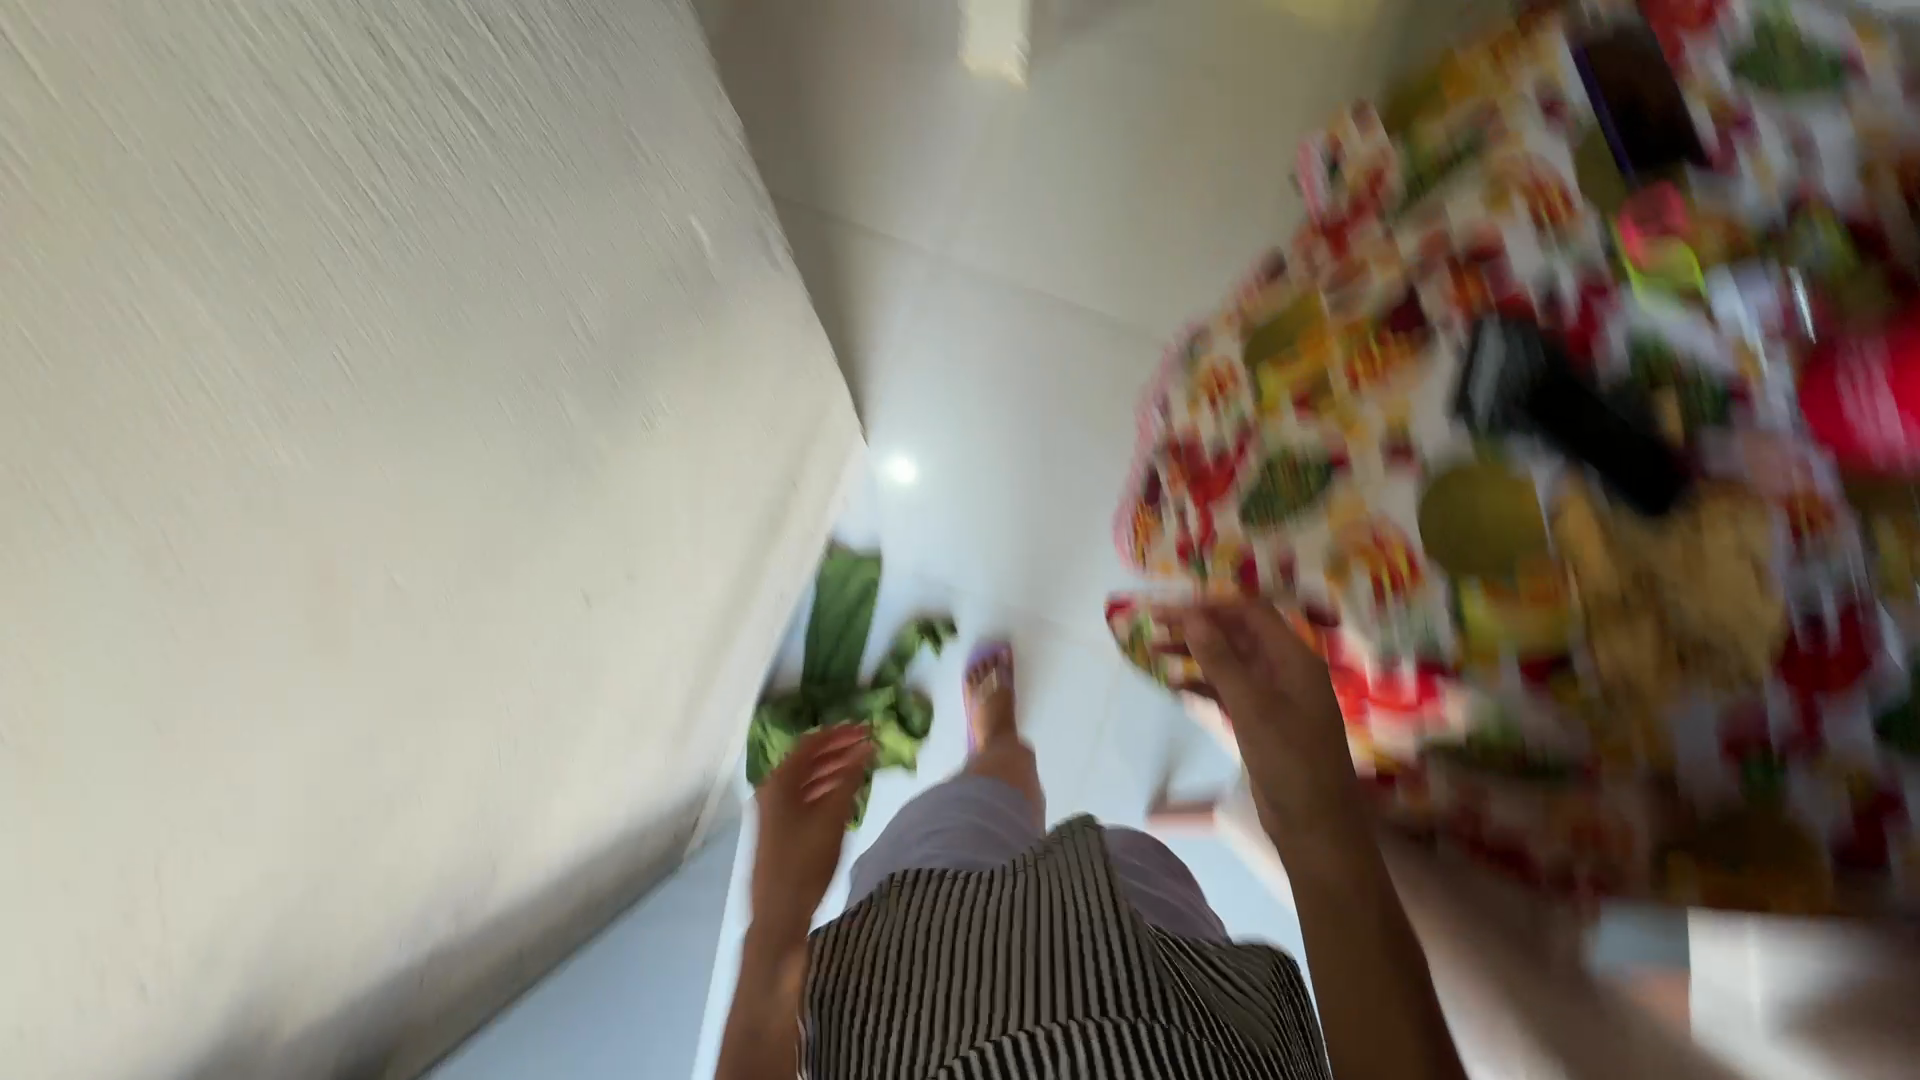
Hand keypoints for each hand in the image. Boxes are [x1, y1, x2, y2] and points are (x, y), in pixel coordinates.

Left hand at [749, 724, 873, 942]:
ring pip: (806, 779)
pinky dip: (824, 789)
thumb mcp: (833, 816)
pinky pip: (803, 796)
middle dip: (838, 750)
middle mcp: (772, 790)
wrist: (778, 913)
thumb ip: (850, 777)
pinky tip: (844, 794)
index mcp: (780, 782)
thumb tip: (866, 746)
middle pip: (807, 760)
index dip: (839, 733)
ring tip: (861, 766)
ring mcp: (773, 811)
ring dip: (832, 769)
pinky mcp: (778, 828)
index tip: (865, 728)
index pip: (811, 744)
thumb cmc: (805, 861)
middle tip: (867, 744)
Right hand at [1166, 600, 1358, 820]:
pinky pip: (1229, 689)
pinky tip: (1176, 684)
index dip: (1212, 604)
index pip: (1251, 612)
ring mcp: (1274, 696)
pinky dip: (1203, 682)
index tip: (1172, 606)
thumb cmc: (1290, 761)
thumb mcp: (1252, 706)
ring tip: (1155, 651)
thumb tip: (1191, 617)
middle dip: (1198, 626)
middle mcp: (1285, 670)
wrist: (1315, 825)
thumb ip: (1221, 659)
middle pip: (1238, 634)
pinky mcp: (1261, 720)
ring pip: (1230, 661)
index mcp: (1294, 659)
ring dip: (1195, 653)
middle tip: (1154, 625)